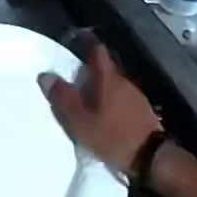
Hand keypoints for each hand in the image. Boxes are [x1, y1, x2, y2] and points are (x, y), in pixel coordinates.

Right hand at [39, 35, 161, 173]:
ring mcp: (135, 95)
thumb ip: (62, 97)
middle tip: (72, 78)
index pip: (96, 48)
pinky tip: (103, 115)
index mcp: (107, 77)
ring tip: (85, 100)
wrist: (151, 157)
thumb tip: (46, 75)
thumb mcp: (80, 119)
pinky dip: (109, 101)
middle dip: (88, 69)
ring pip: (112, 83)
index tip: (73, 39)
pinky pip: (120, 98)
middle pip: (104, 66)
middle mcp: (123, 80)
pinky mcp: (141, 110)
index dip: (85, 41)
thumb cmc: (112, 135)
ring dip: (99, 87)